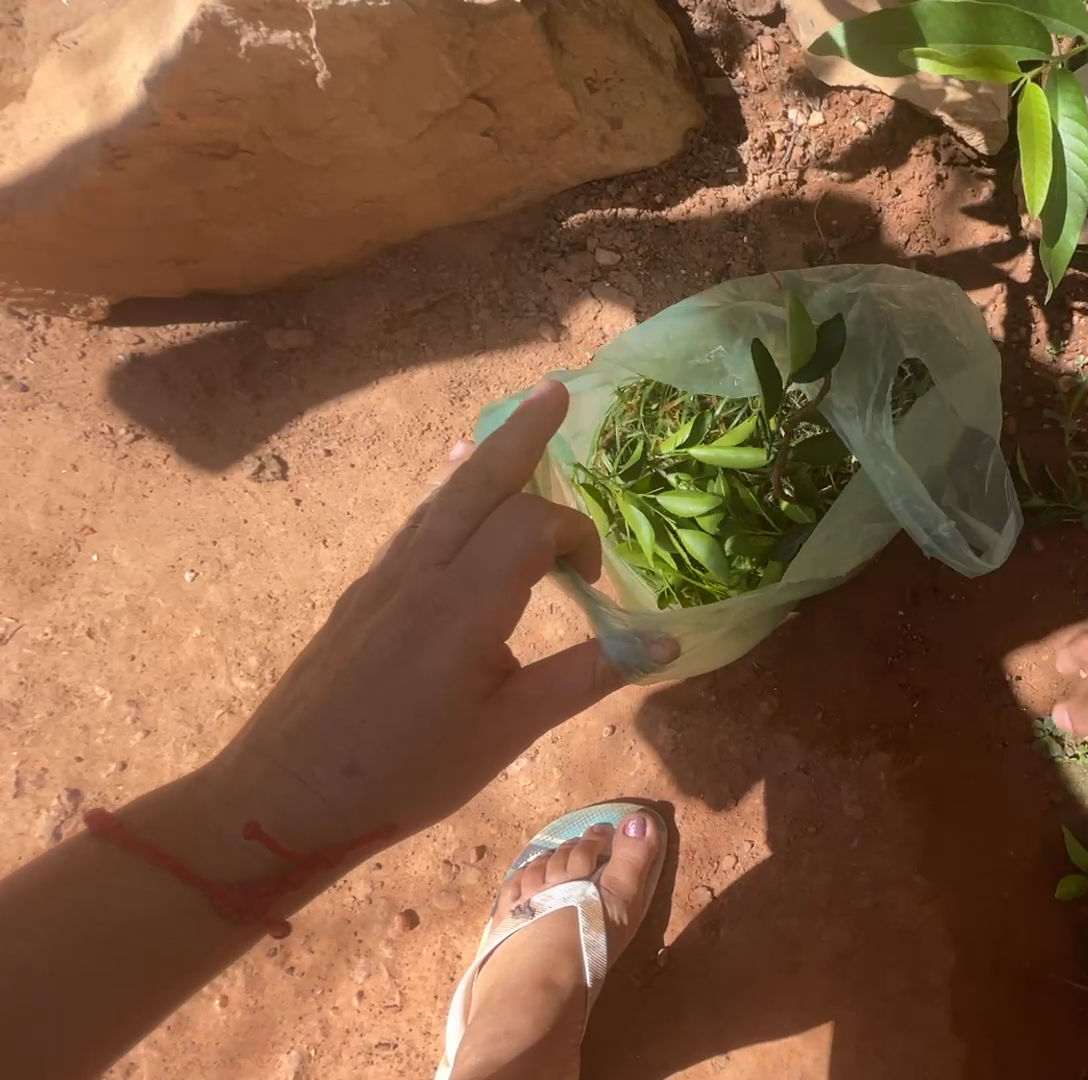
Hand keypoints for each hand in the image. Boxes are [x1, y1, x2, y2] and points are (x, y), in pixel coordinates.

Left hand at [188, 381, 675, 861]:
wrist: (276, 804)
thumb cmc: (405, 772)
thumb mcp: (511, 729)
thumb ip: (589, 675)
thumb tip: (668, 644)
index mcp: (462, 604)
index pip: (534, 527)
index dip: (579, 540)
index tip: (595, 584)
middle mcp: (421, 572)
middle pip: (480, 481)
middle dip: (524, 433)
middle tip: (557, 389)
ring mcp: (386, 578)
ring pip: (445, 496)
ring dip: (489, 455)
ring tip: (519, 423)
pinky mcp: (368, 593)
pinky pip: (421, 521)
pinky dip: (454, 490)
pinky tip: (459, 486)